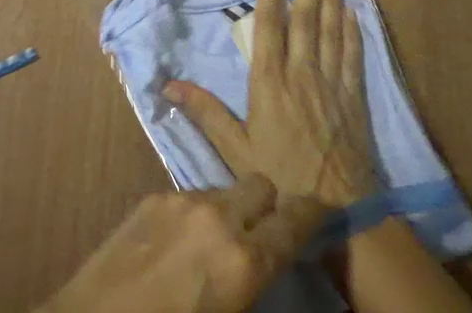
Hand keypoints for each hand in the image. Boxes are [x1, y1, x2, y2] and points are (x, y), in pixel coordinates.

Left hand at [35, 174, 325, 312]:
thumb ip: (256, 285)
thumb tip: (270, 264)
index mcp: (244, 260)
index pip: (297, 220)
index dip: (315, 214)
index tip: (322, 214)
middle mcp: (217, 218)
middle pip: (262, 186)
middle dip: (269, 207)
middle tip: (262, 236)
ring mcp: (179, 202)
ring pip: (224, 190)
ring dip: (231, 211)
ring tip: (214, 246)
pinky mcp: (149, 198)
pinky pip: (191, 197)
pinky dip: (198, 215)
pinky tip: (180, 246)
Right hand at [166, 0, 375, 209]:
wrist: (337, 208)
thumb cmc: (279, 179)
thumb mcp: (235, 150)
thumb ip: (205, 113)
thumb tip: (169, 85)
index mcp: (270, 84)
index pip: (269, 29)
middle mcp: (302, 75)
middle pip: (305, 21)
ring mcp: (332, 84)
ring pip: (331, 31)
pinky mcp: (354, 97)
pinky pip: (354, 55)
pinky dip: (353, 30)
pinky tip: (354, 11)